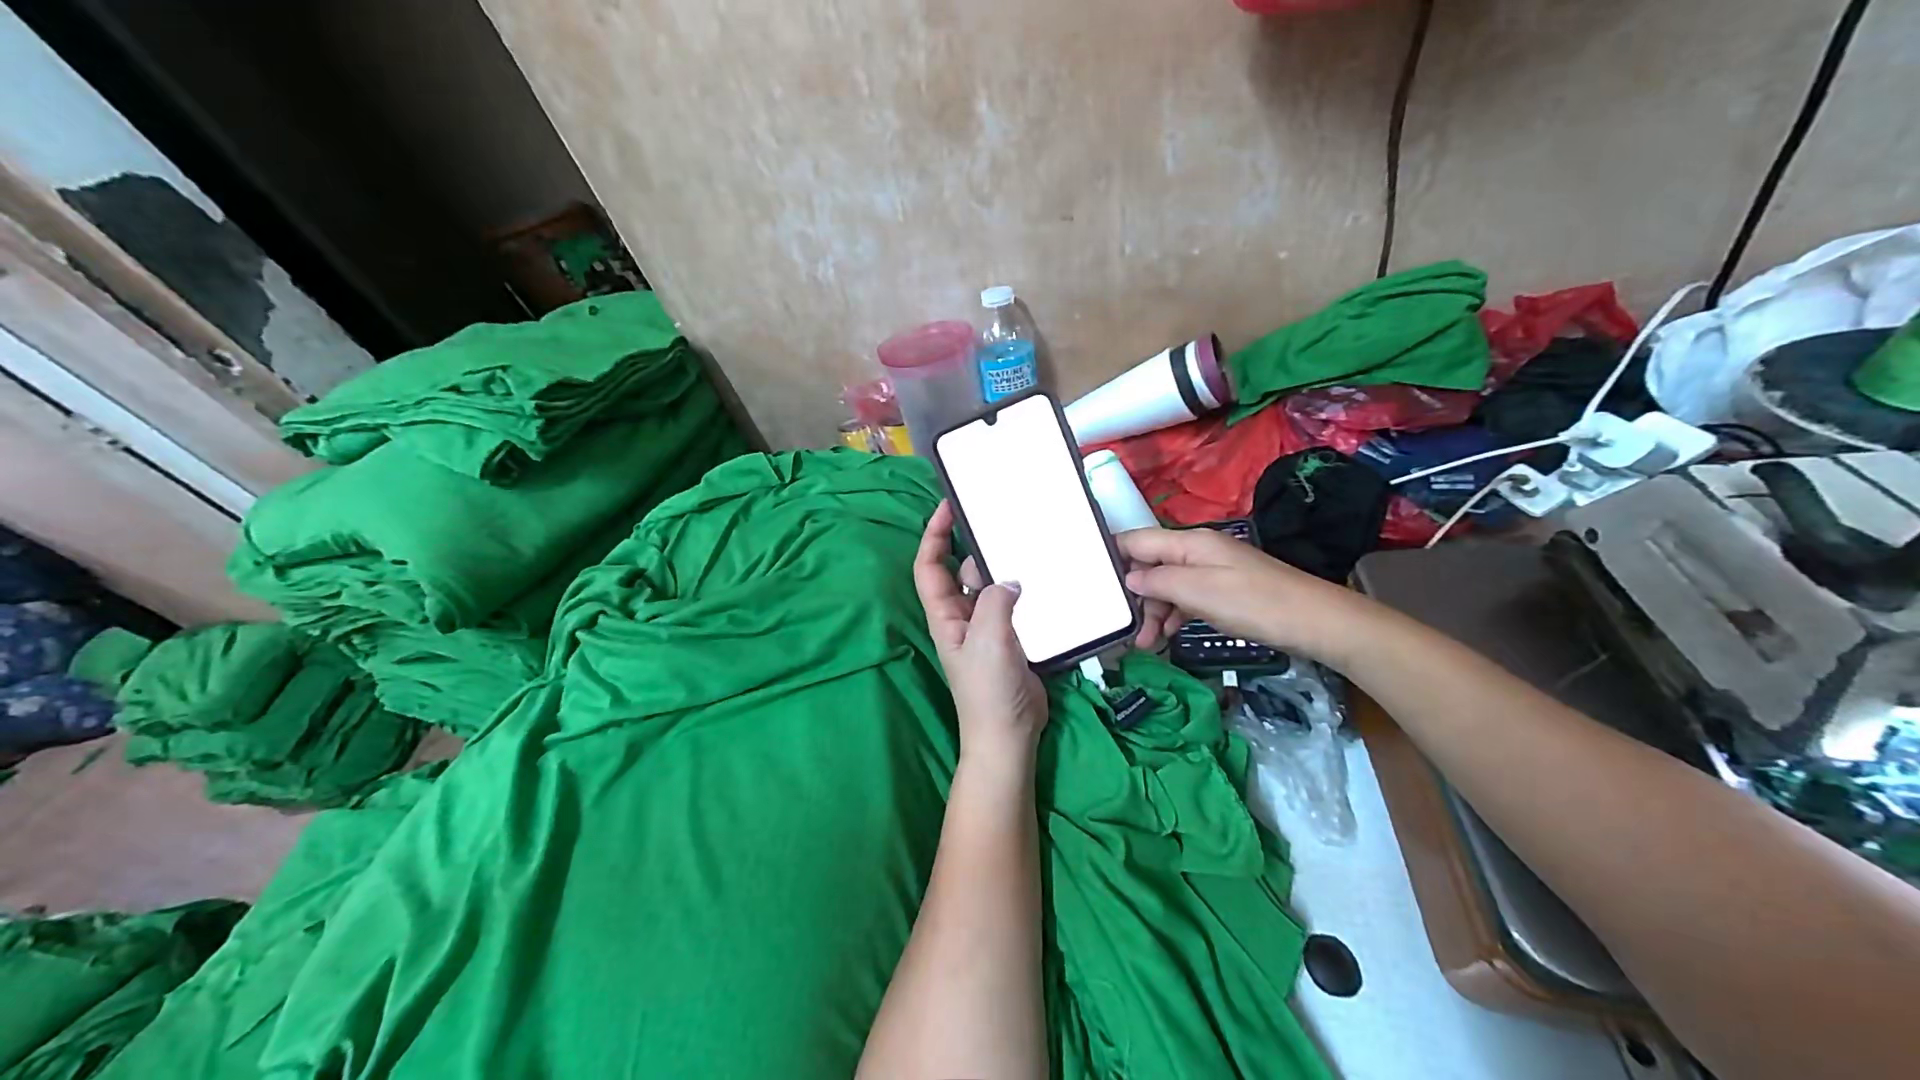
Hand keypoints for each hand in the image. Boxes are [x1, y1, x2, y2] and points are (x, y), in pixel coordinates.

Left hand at [914, 502, 1048, 761]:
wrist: (1010, 734)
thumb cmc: (989, 689)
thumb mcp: (988, 640)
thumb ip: (995, 602)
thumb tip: (1010, 580)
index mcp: (945, 616)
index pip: (929, 567)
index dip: (933, 535)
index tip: (948, 506)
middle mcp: (963, 617)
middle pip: (964, 571)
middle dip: (978, 546)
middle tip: (1003, 521)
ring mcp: (988, 628)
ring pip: (993, 586)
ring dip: (1006, 567)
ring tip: (1029, 542)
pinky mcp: (1013, 638)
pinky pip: (1016, 604)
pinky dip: (1026, 589)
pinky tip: (1046, 577)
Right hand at [1116, 527, 1377, 664]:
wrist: (1316, 622)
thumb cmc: (1255, 603)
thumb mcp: (1199, 591)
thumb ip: (1158, 581)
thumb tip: (1129, 578)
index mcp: (1189, 542)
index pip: (1136, 540)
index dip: (1110, 556)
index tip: (1089, 582)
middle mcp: (1197, 551)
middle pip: (1150, 566)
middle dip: (1134, 595)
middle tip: (1127, 629)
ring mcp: (1211, 570)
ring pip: (1167, 585)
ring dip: (1154, 611)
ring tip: (1146, 643)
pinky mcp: (1223, 590)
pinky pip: (1187, 597)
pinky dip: (1175, 615)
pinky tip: (1170, 635)